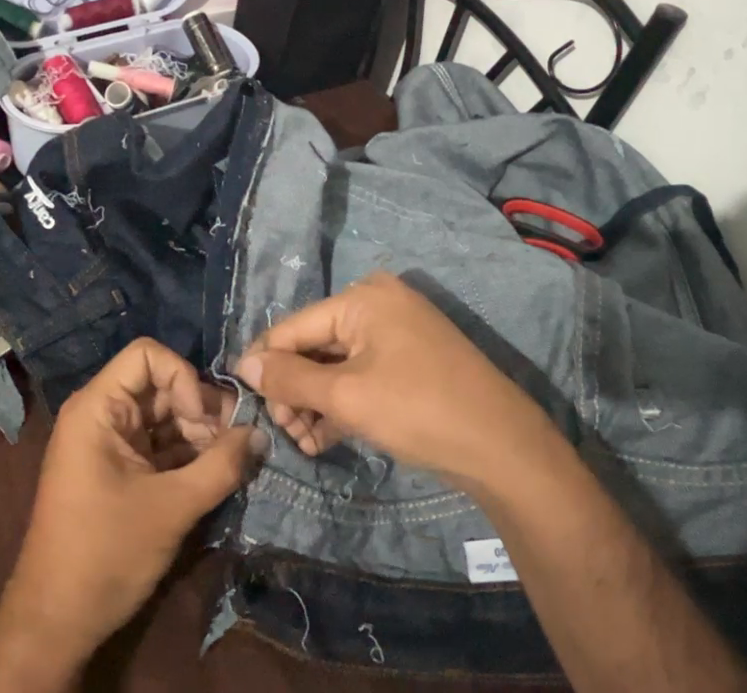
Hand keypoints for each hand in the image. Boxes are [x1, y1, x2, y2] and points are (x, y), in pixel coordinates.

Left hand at [0, 339, 267, 691]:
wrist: (58, 618)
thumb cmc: (107, 552)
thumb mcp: (172, 506)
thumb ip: (222, 465)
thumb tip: (262, 433)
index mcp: (97, 408)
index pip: (147, 355)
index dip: (184, 377)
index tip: (205, 421)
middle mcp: (102, 416)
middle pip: (161, 386)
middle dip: (202, 409)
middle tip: (238, 443)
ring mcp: (110, 444)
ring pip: (165, 417)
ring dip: (201, 435)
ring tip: (232, 463)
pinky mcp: (120, 472)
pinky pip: (160, 446)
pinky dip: (189, 455)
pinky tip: (218, 475)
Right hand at [235, 272, 547, 486]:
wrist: (503, 449)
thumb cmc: (418, 411)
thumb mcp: (345, 396)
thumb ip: (289, 378)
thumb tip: (242, 365)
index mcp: (362, 298)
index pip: (291, 328)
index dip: (265, 367)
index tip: (247, 406)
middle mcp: (377, 304)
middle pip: (312, 347)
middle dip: (293, 392)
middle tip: (286, 434)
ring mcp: (397, 333)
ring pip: (334, 366)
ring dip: (313, 404)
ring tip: (304, 445)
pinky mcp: (409, 363)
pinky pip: (360, 376)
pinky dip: (340, 405)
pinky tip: (323, 441)